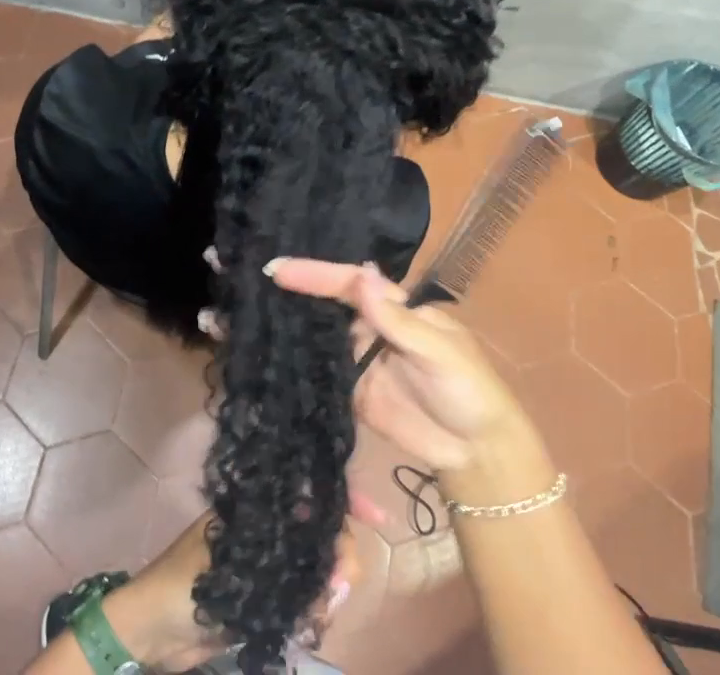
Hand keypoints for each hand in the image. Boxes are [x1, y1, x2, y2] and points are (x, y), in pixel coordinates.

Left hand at [101, 500, 380, 668]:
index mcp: (258, 510)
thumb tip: (340, 575)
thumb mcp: (234, 567)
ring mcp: (271, 566)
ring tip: (312, 613)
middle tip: (334, 590)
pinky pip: (307, 601)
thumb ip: (288, 568)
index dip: (348, 500)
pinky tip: (303, 625)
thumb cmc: (183, 583)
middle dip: (340, 560)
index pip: (312, 493)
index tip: (382, 518)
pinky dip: (312, 614)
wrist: (152, 630)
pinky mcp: (269, 600)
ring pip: (321, 572)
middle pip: (326, 536)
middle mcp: (269, 532)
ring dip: (325, 593)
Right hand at [268, 259, 531, 471]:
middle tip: (248, 283)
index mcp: (395, 309)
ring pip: (317, 336)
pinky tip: (265, 356)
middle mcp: (371, 329)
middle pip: (326, 305)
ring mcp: (358, 361)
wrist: (475, 451)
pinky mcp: (350, 393)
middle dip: (292, 293)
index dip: (315, 275)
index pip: (349, 284)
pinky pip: (319, 374)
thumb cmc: (468, 390)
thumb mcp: (439, 352)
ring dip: (288, 325)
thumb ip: (398, 320)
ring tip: (244, 314)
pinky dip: (295, 365)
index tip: (278, 270)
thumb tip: (362, 275)